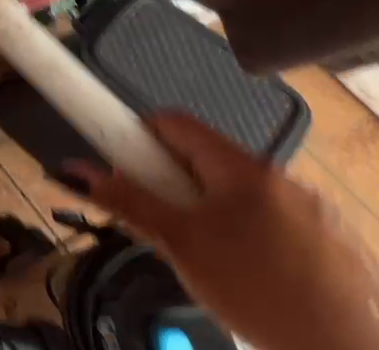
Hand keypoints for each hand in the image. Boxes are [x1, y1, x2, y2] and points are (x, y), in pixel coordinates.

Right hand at [75, 112, 378, 349]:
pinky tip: (246, 267)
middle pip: (207, 159)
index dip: (138, 135)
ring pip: (241, 192)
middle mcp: (286, 179)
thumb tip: (72, 170)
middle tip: (158, 216)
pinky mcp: (340, 244)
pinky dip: (249, 231)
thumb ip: (122, 199)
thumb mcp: (174, 241)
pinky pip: (276, 219)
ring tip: (201, 248)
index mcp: (245, 169)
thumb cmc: (250, 289)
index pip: (174, 122)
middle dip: (173, 180)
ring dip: (210, 206)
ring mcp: (319, 212)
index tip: (123, 165)